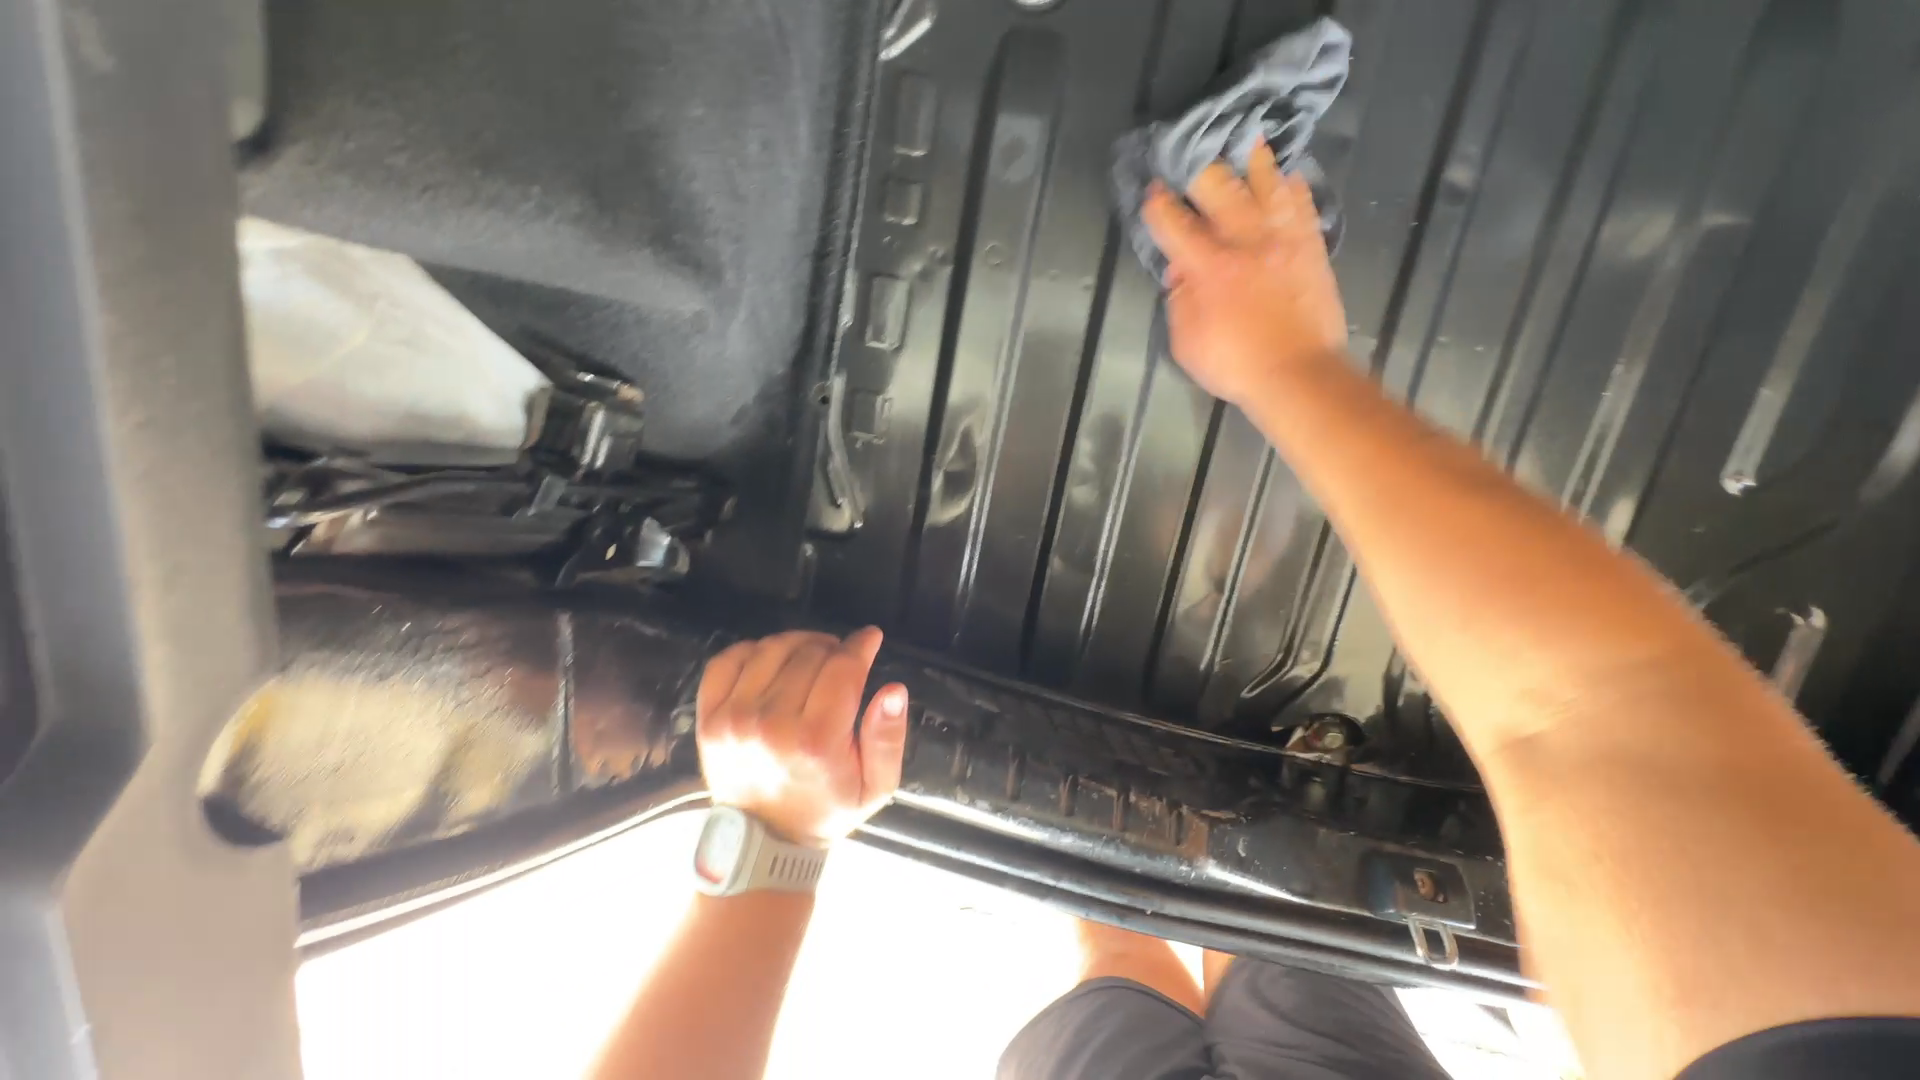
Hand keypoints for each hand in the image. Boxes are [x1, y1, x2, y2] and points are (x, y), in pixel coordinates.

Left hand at [695, 627, 909, 844]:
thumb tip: (893, 690)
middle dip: (833, 648)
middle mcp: (771, 723)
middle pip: (809, 653)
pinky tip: (772, 661)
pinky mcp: (708, 718)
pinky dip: (753, 650)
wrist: (764, 842)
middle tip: (842, 660)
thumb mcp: (875, 786)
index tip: (870, 638)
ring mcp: (734, 718)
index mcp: (816, 740)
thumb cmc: (826, 809)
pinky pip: (728, 660)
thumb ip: (888, 738)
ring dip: (798, 644)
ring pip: (771, 649)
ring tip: (812, 656)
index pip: (842, 668)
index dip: (861, 645)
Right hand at [1141, 144, 1348, 406]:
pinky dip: (1294, 187)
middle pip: (1220, 189)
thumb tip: (1178, 273)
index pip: (1175, 225)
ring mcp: (1281, 241)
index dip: (1159, 205)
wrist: (1298, 373)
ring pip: (1267, 187)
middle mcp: (1244, 243)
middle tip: (1195, 155)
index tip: (1153, 191)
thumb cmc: (1235, 364)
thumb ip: (1179, 303)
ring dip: (1255, 162)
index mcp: (1208, 268)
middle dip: (1202, 170)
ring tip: (1249, 139)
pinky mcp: (1310, 248)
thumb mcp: (1187, 342)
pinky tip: (1289, 175)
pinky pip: (1302, 206)